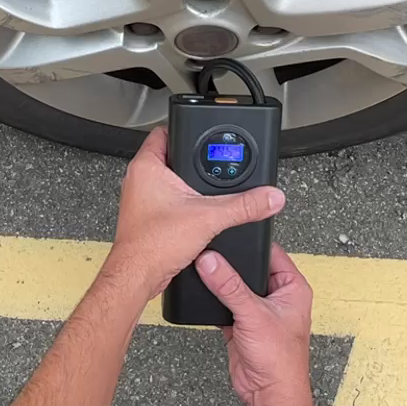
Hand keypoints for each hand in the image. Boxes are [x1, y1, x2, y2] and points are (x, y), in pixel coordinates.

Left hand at [104, 127, 285, 299]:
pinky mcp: (146, 216)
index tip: (204, 133)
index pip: (165, 132)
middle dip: (192, 159)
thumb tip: (268, 197)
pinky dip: (182, 202)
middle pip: (170, 155)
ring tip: (205, 188)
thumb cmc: (152, 245)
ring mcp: (140, 198)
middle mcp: (138, 179)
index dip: (186, 129)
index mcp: (146, 167)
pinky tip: (196, 212)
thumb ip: (243, 205)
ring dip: (187, 183)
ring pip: (168, 179)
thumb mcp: (209, 218)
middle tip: (211, 163)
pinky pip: (167, 199)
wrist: (137, 277)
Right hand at [195, 244, 313, 405]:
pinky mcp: (242, 323)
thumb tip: (211, 261)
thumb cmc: (280, 360)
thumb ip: (229, 286)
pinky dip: (214, 300)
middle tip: (210, 248)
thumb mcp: (253, 314)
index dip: (251, 242)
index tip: (229, 231)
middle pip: (249, 269)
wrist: (268, 393)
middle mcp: (277, 296)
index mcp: (292, 287)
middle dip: (231, 262)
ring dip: (221, 282)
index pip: (270, 252)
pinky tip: (202, 294)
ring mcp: (258, 310)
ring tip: (203, 268)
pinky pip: (224, 303)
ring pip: (235, 286)